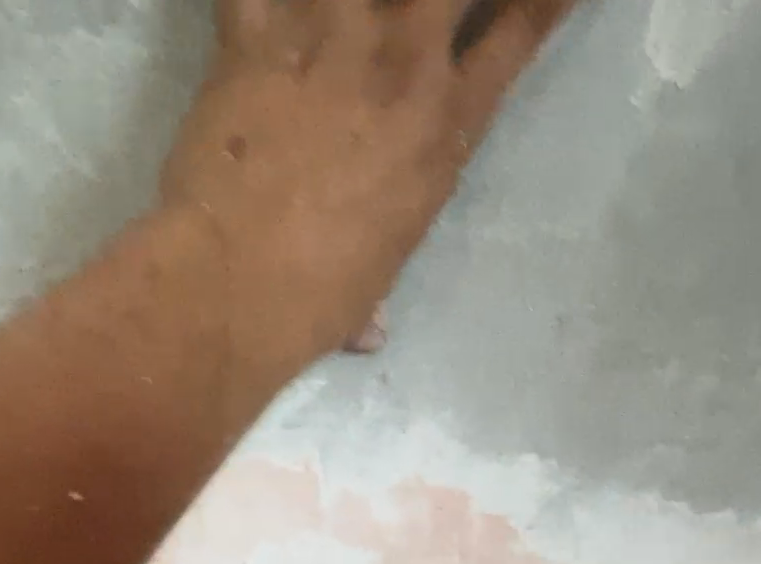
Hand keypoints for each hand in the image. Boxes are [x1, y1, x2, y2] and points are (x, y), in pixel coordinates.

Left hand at [160, 0, 574, 370]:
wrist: (239, 286)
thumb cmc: (318, 301)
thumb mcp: (373, 283)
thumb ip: (376, 285)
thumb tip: (371, 334)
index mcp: (447, 128)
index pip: (521, 31)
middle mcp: (404, 62)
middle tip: (427, 8)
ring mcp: (331, 36)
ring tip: (343, 11)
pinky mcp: (255, 35)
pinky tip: (257, 10)